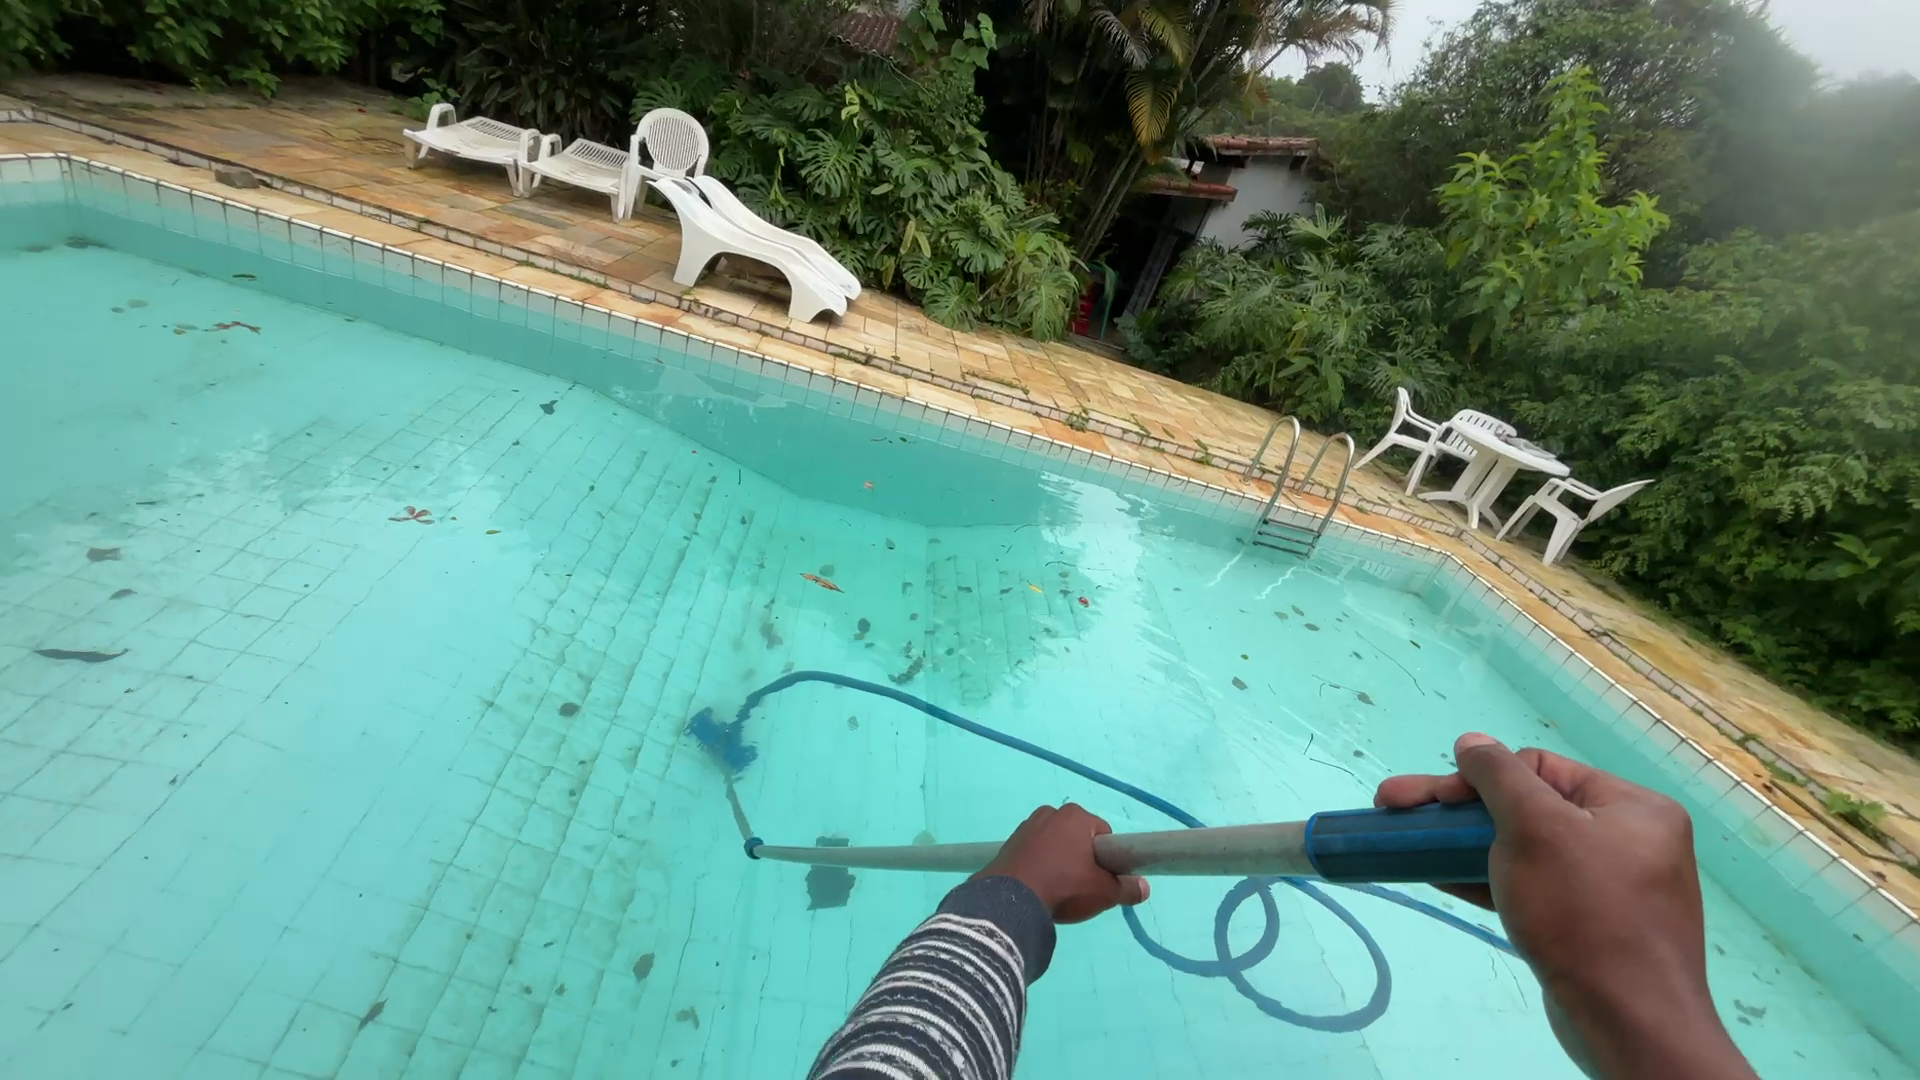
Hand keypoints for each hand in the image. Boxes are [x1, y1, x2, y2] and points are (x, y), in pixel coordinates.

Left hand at [975, 803, 1148, 923]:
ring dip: (1059, 859)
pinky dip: (1039, 863)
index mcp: (1075, 816)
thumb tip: (1144, 887)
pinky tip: (1039, 885)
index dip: (1106, 856)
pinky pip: (1035, 851)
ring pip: (1055, 843)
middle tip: (1081, 885)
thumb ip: (1126, 888)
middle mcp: (1050, 812)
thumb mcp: (1104, 892)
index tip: (1101, 877)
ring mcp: (1028, 825)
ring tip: (1057, 888)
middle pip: (1077, 836)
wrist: (1012, 900)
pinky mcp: (1011, 841)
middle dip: (1081, 856)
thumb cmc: (1064, 886)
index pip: (1102, 833)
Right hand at [1376, 734, 1755, 1079]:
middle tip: (1392, 806)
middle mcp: (1626, 839)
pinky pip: (1524, 880)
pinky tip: (1436, 874)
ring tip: (1408, 843)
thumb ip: (1497, 774)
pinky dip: (1481, 873)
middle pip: (1520, 805)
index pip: (1535, 768)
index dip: (1477, 778)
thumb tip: (1472, 740)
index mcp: (1630, 808)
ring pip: (1515, 844)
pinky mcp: (1586, 921)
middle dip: (1453, 809)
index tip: (1432, 801)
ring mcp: (1606, 884)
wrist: (1625, 1022)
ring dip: (1459, 841)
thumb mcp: (1533, 825)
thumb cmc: (1581, 910)